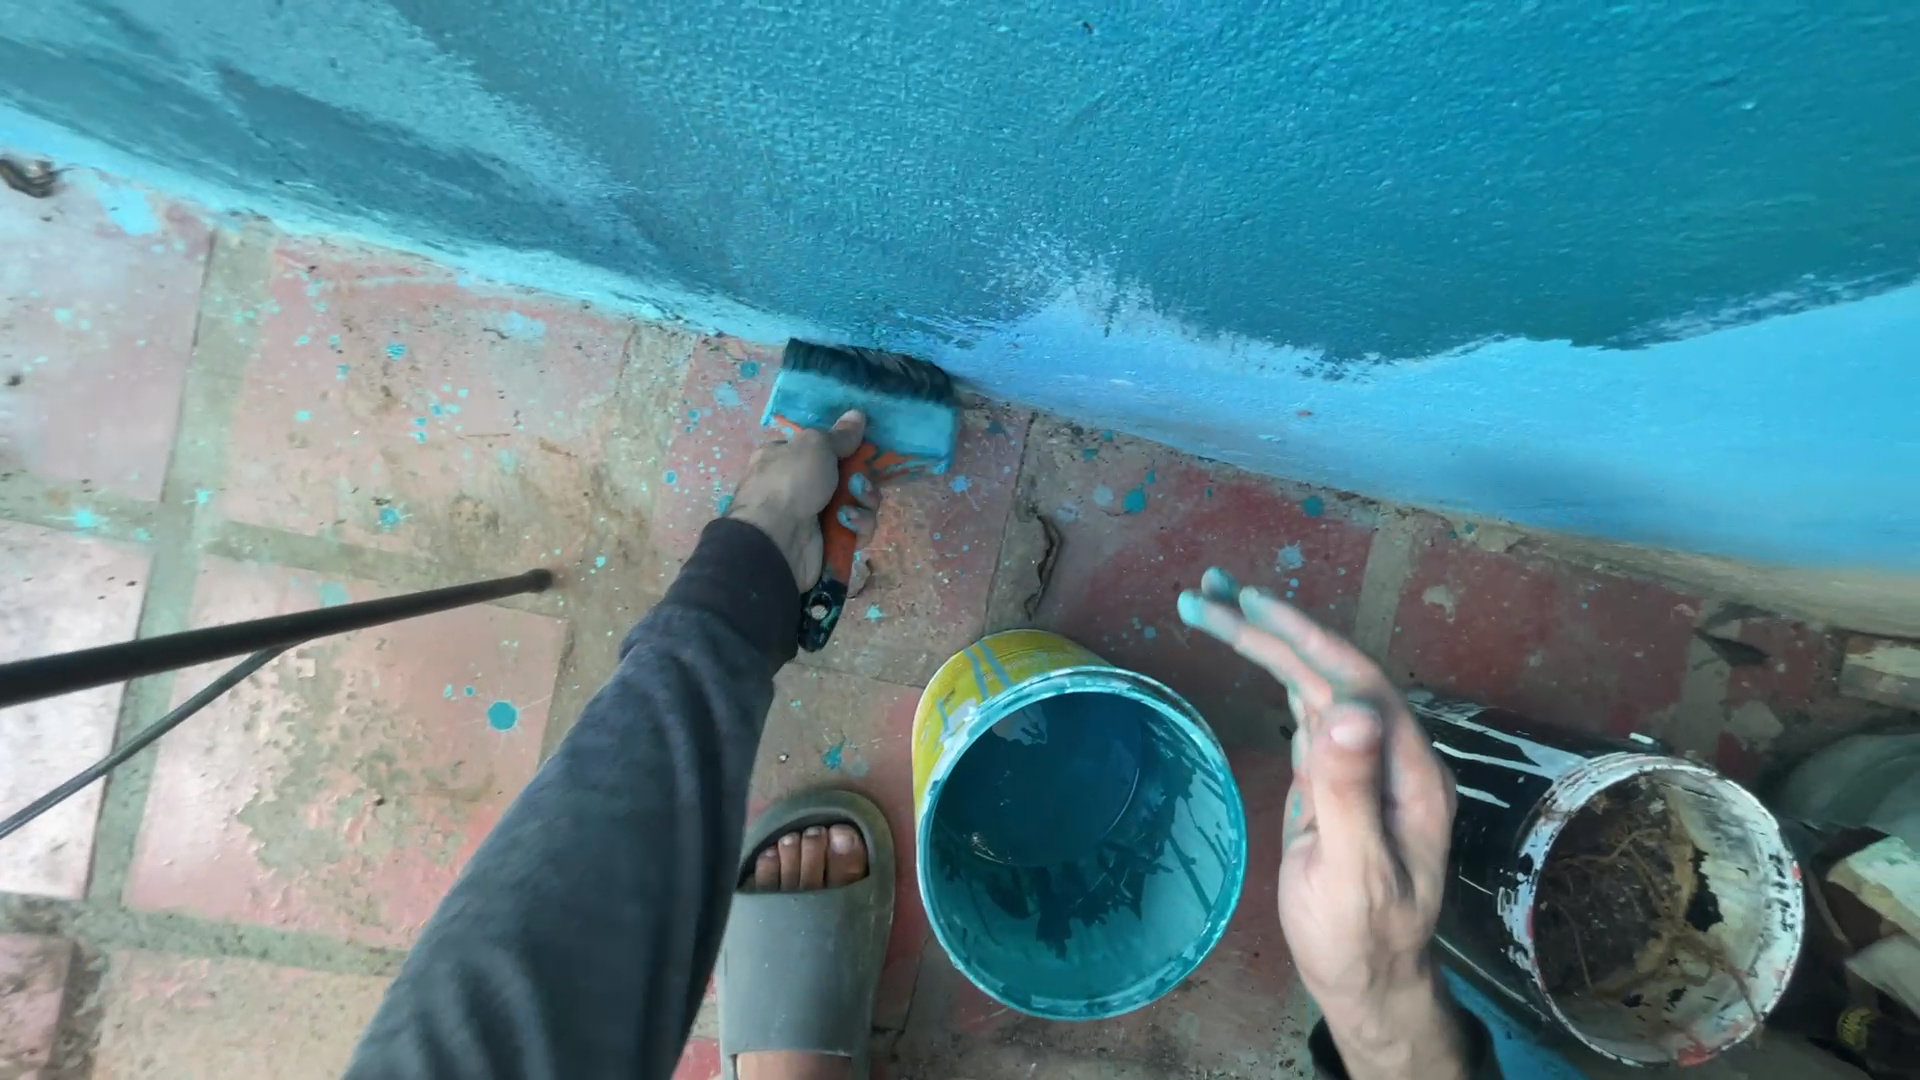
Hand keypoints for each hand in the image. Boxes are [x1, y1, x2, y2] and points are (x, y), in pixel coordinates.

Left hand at [726, 409, 880, 589]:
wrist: (778, 538)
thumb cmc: (790, 482)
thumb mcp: (815, 446)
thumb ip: (840, 434)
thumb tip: (858, 414)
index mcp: (784, 458)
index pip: (820, 450)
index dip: (843, 450)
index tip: (861, 449)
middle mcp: (798, 486)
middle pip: (846, 477)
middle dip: (860, 480)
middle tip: (859, 482)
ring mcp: (814, 516)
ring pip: (857, 504)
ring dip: (863, 503)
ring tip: (851, 507)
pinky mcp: (829, 541)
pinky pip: (856, 529)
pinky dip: (858, 526)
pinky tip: (847, 524)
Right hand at [1178, 568, 1466, 1079]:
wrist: (1366, 977)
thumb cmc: (1360, 934)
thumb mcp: (1355, 872)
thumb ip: (1351, 791)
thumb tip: (1346, 710)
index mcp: (1405, 770)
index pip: (1353, 680)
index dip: (1300, 637)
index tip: (1244, 607)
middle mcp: (1385, 750)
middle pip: (1327, 668)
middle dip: (1269, 625)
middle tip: (1207, 588)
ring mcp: (1358, 758)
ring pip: (1311, 680)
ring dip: (1264, 637)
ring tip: (1213, 601)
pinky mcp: (1332, 769)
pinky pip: (1302, 703)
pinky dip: (1272, 669)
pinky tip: (1252, 647)